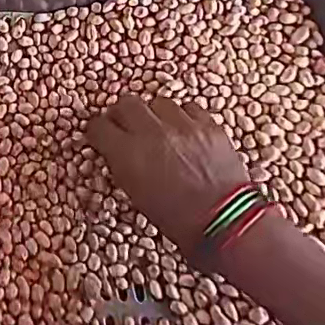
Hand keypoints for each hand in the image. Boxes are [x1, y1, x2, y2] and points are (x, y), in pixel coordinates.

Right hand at [85, 94, 248, 250]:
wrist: (225, 222)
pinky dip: (184, 117)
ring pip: (158, 102)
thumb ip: (121, 162)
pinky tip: (184, 130)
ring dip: (155, 114)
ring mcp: (182, 126)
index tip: (101, 134)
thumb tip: (115, 148)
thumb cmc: (176, 216)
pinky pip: (189, 108)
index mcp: (127, 153)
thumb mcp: (134, 191)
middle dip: (123, 113)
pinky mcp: (208, 126)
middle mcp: (151, 133)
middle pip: (126, 103)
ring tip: (160, 128)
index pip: (98, 126)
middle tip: (126, 124)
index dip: (98, 130)